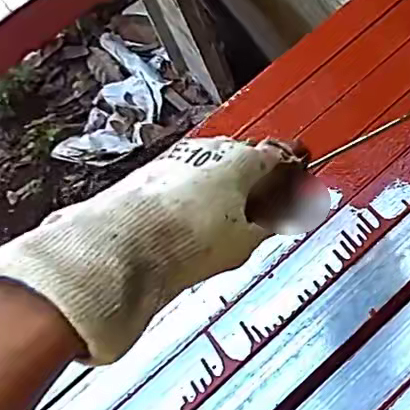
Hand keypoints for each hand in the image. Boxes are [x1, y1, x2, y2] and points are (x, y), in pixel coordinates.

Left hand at [0, 137, 301, 363]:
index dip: (287, 169)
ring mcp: (168, 167)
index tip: (295, 178)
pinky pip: (178, 188)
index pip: (271, 157)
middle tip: (265, 205)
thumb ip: (270, 225)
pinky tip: (191, 229)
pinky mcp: (142, 184)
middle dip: (253, 180)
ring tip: (227, 224)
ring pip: (206, 174)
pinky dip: (191, 202)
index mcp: (233, 162)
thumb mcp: (244, 242)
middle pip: (238, 161)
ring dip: (220, 192)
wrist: (114, 255)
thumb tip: (281, 220)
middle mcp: (199, 155)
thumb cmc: (176, 243)